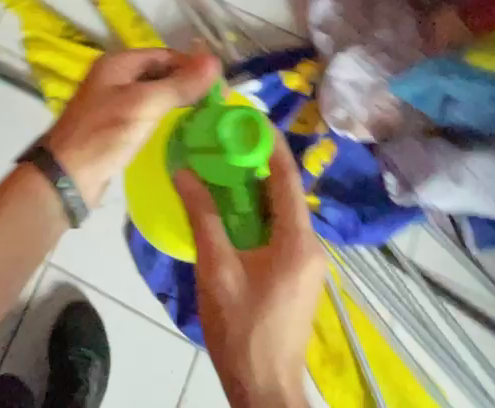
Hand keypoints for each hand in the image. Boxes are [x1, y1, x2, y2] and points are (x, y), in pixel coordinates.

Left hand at [42, 48, 219, 206]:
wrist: (67, 176)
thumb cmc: (105, 134)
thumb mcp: (145, 105)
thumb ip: (180, 84)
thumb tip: (215, 61)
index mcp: (118, 63)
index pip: (166, 55)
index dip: (194, 68)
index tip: (221, 88)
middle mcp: (115, 76)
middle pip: (160, 72)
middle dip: (188, 83)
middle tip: (218, 104)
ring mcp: (113, 100)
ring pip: (154, 92)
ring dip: (179, 99)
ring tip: (206, 115)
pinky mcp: (115, 123)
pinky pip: (147, 110)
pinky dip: (165, 114)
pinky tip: (181, 127)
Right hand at [176, 137, 324, 407]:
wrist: (264, 388)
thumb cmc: (242, 328)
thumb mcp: (217, 269)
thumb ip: (202, 216)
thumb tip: (184, 171)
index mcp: (298, 239)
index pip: (286, 175)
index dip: (267, 141)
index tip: (244, 114)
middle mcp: (310, 244)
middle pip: (284, 190)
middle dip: (253, 161)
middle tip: (222, 136)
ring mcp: (306, 261)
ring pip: (279, 210)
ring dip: (251, 187)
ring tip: (219, 164)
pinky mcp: (296, 274)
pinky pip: (277, 228)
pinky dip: (254, 211)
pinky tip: (227, 208)